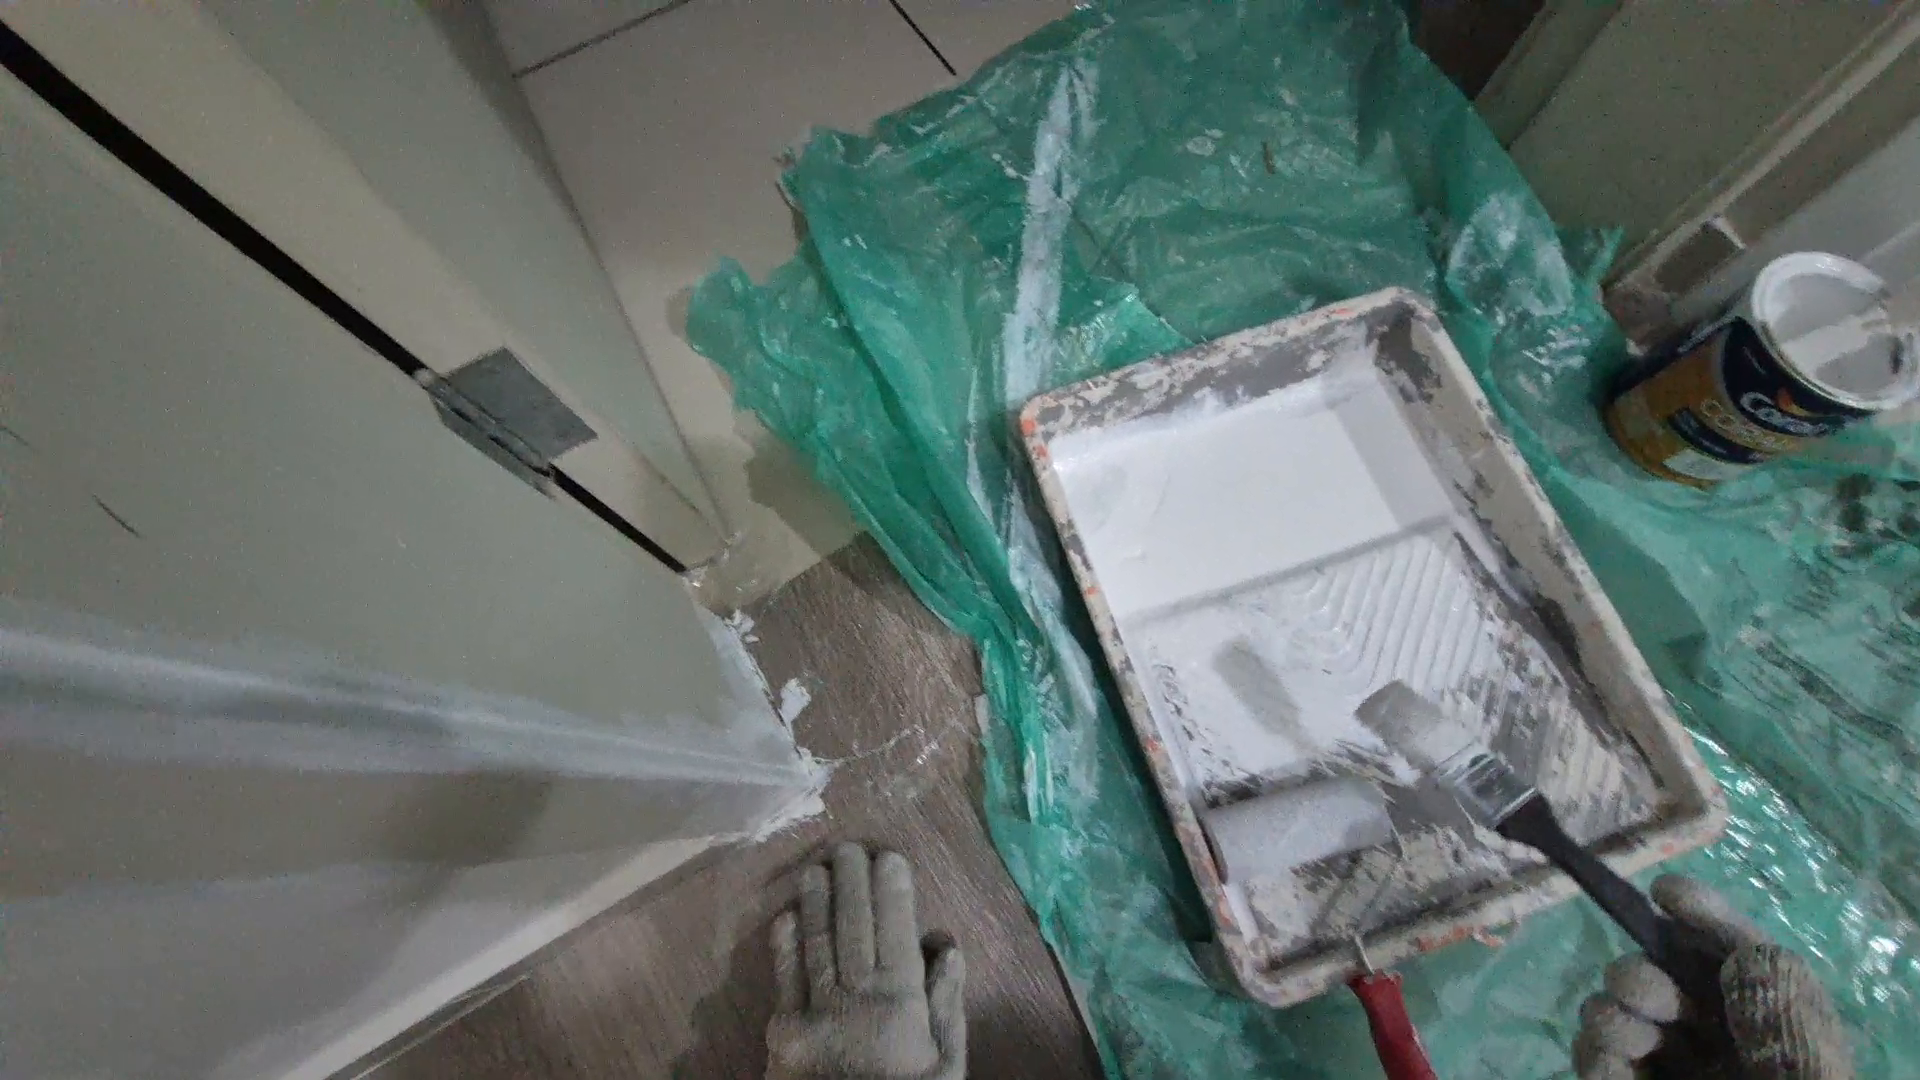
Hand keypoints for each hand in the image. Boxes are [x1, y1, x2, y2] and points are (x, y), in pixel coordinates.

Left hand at [767, 843, 965, 1079]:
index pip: (897, 932)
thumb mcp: (946, 1069)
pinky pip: (783, 982)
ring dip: (816, 902)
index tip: (890, 856)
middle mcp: (856, 999)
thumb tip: (947, 945)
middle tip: (848, 846)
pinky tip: (784, 918)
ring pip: (817, 945)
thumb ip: (947, 1007)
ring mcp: (814, 1016)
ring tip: (816, 868)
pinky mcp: (782, 1038)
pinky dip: (783, 947)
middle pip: (854, 928)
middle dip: (852, 882)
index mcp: (901, 1005)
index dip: (893, 891)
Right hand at [1573, 875, 1850, 1079]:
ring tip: (1624, 1041)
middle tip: (1646, 997)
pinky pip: (1595, 1052)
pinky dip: (1592, 1052)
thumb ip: (1790, 1028)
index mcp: (1787, 1044)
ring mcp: (1673, 1067)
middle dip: (1643, 975)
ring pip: (1622, 1010)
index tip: (1666, 892)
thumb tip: (1749, 952)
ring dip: (1612, 1013)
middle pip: (1671, 979)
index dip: (1711, 920)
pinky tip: (1607, 1063)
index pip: (1751, 963)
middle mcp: (1728, 1047)